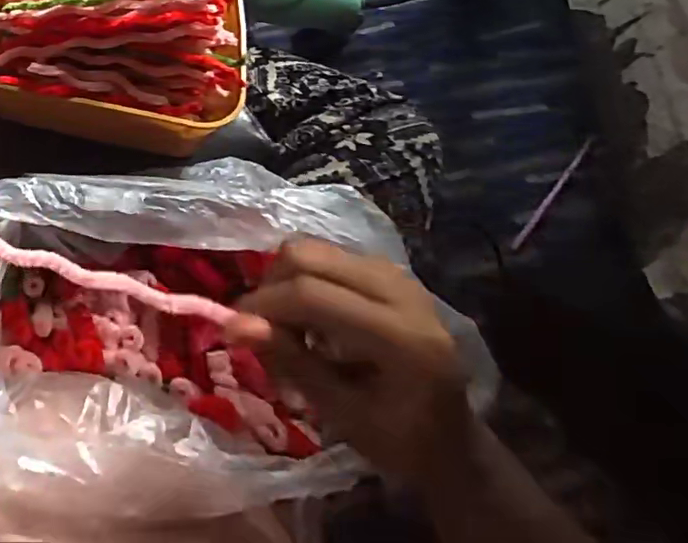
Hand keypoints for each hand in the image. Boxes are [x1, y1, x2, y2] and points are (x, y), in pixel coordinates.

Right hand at [225, 239, 472, 485]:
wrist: (454, 439)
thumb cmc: (400, 440)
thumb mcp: (343, 415)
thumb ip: (290, 362)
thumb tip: (233, 324)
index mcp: (401, 336)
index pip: (313, 294)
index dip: (263, 305)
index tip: (233, 328)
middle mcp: (400, 290)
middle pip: (307, 256)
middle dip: (269, 286)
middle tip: (260, 326)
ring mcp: (394, 272)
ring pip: (310, 247)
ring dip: (282, 279)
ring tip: (284, 322)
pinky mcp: (385, 267)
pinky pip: (324, 253)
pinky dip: (300, 276)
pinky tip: (306, 313)